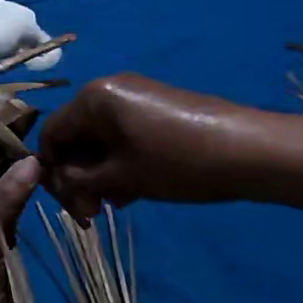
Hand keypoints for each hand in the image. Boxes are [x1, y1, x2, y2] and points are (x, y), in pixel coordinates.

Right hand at [39, 73, 243, 220]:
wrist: (250, 151)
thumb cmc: (176, 163)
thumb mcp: (121, 177)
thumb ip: (78, 180)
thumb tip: (57, 181)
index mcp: (92, 97)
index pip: (51, 134)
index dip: (52, 172)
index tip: (67, 206)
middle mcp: (108, 89)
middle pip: (75, 136)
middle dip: (79, 176)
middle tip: (92, 214)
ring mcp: (135, 96)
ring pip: (100, 139)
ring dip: (99, 174)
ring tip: (116, 205)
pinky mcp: (156, 108)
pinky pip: (122, 136)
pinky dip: (120, 162)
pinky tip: (133, 191)